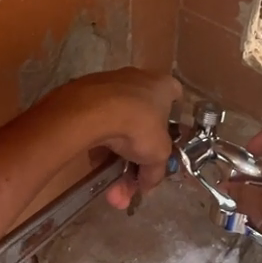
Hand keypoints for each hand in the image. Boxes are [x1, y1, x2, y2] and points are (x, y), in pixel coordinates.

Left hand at [35, 67, 179, 208]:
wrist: (93, 111)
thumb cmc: (139, 125)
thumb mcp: (158, 155)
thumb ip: (155, 171)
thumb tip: (147, 184)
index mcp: (163, 86)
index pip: (175, 95)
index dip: (170, 116)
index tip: (163, 136)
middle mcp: (138, 79)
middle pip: (141, 118)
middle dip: (135, 153)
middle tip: (128, 177)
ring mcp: (110, 83)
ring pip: (116, 123)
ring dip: (113, 154)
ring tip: (107, 180)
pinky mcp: (86, 92)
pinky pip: (96, 122)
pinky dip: (96, 143)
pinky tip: (93, 165)